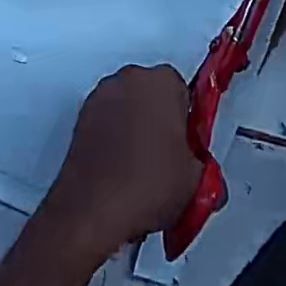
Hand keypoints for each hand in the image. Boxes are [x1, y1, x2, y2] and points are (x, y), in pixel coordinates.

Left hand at [38, 65, 201, 261]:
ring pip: (127, 105)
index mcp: (161, 82)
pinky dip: (114, 136)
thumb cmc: (142, 183)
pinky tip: (125, 169)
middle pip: (152, 92)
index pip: (183, 88)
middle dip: (161, 119)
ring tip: (147, 168)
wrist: (97, 206)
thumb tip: (200, 171)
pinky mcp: (82, 115)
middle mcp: (128, 80)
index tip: (191, 138)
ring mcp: (101, 96)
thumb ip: (203, 163)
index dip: (188, 118)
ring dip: (136, 127)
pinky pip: (107, 119)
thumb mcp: (197, 180)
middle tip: (172, 154)